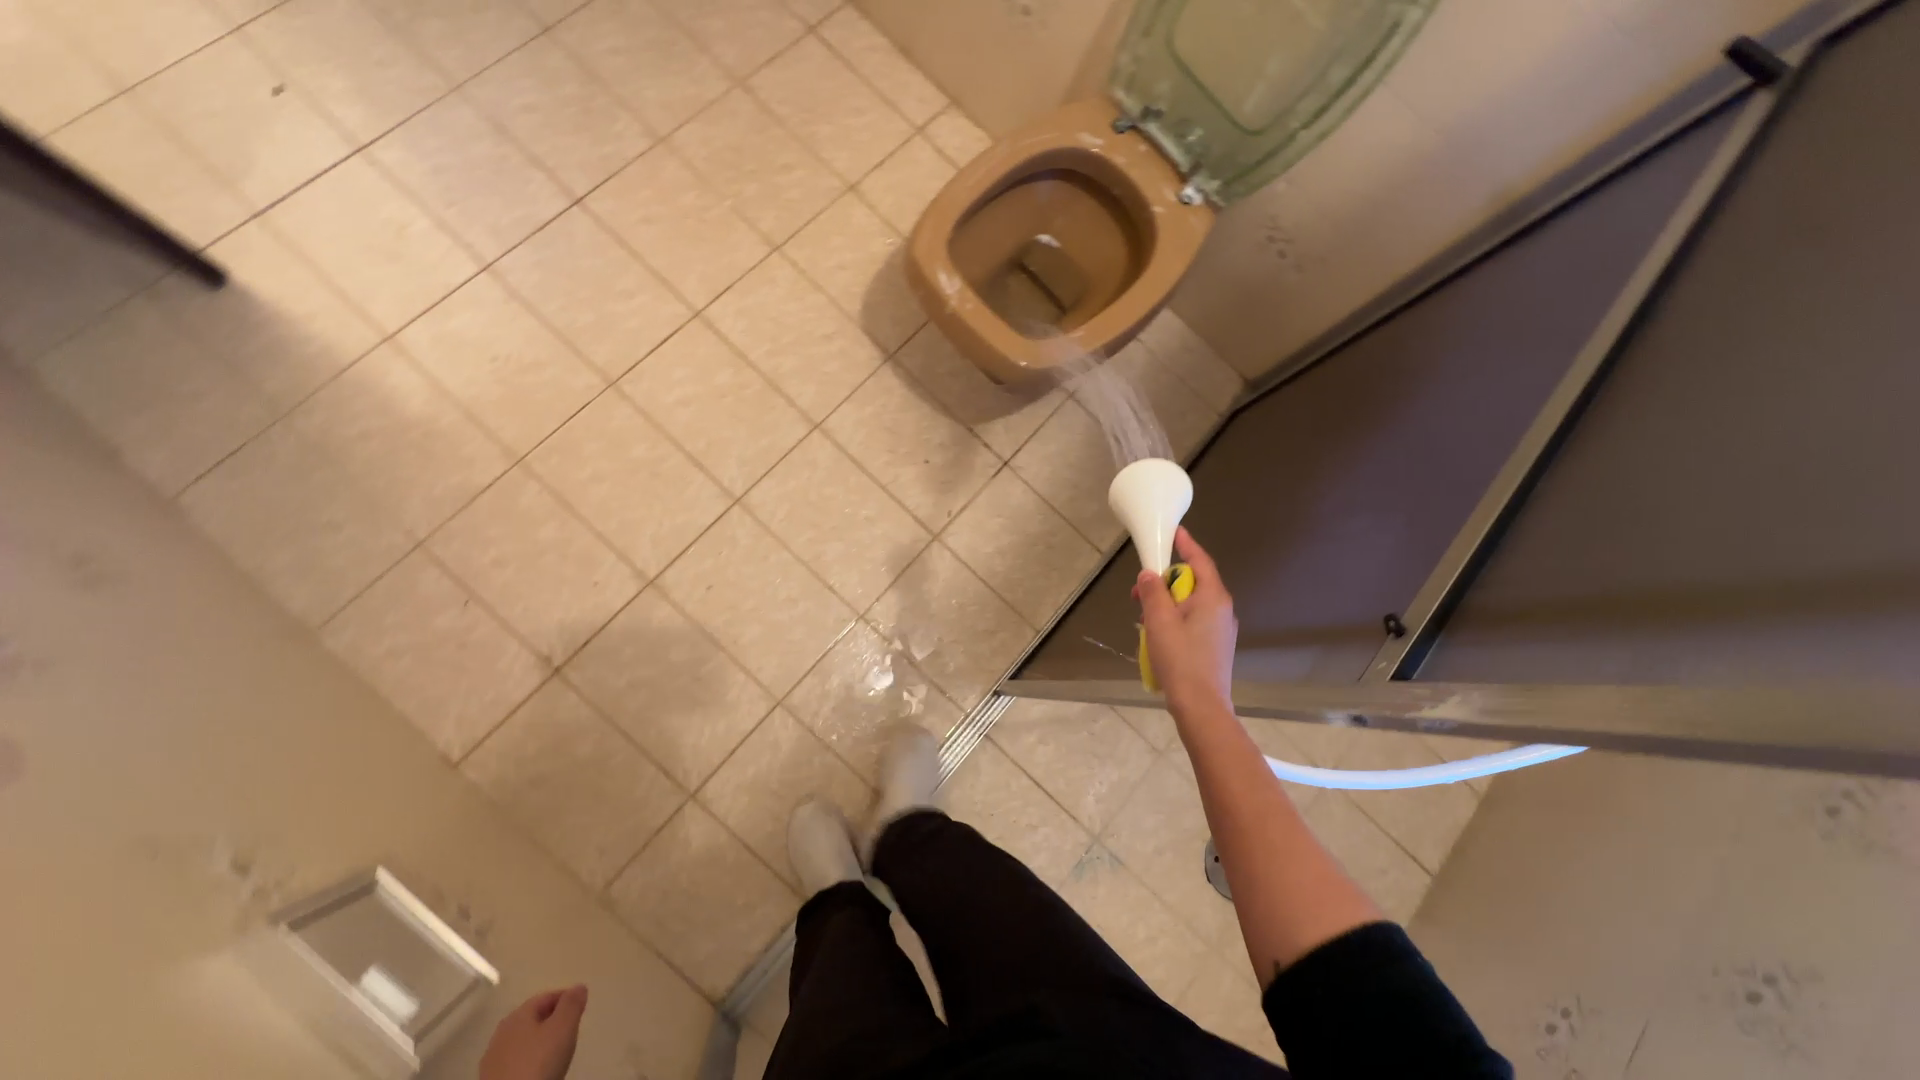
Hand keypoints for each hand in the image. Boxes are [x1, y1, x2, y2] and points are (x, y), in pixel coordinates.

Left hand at [479, 985, 587, 1079]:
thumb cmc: (539, 1062)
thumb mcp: (563, 1028)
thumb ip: (571, 1005)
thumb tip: (578, 986)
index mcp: (518, 1015)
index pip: (545, 997)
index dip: (565, 998)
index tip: (581, 1007)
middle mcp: (502, 1032)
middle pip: (532, 1018)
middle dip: (552, 1019)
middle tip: (572, 1027)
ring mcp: (493, 1057)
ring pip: (522, 1040)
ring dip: (539, 1040)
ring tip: (557, 1049)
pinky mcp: (492, 1079)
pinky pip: (516, 1060)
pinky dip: (529, 1058)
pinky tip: (538, 1069)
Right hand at [1134, 527, 1236, 714]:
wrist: (1201, 706)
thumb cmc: (1180, 660)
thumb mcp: (1159, 621)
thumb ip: (1153, 593)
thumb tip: (1149, 575)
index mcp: (1212, 597)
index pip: (1200, 561)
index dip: (1186, 545)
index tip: (1175, 532)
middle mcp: (1222, 609)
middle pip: (1193, 583)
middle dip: (1166, 583)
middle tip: (1140, 592)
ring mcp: (1221, 630)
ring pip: (1191, 605)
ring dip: (1167, 605)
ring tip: (1144, 619)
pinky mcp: (1216, 647)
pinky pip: (1194, 622)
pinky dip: (1176, 621)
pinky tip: (1158, 637)